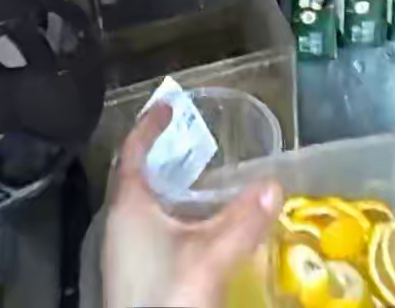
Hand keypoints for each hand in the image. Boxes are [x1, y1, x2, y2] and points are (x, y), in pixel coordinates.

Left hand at [101, 104, 280, 307]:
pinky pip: (145, 226)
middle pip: (133, 174)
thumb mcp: (211, 257)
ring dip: (162, 185)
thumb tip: (276, 182)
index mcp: (129, 206)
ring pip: (139, 203)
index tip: (168, 105)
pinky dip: (165, 212)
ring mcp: (123, 252)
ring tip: (192, 176)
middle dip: (157, 152)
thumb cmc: (169, 299)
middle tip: (183, 138)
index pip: (132, 150)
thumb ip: (244, 219)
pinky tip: (191, 225)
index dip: (149, 125)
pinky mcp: (132, 275)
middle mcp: (119, 223)